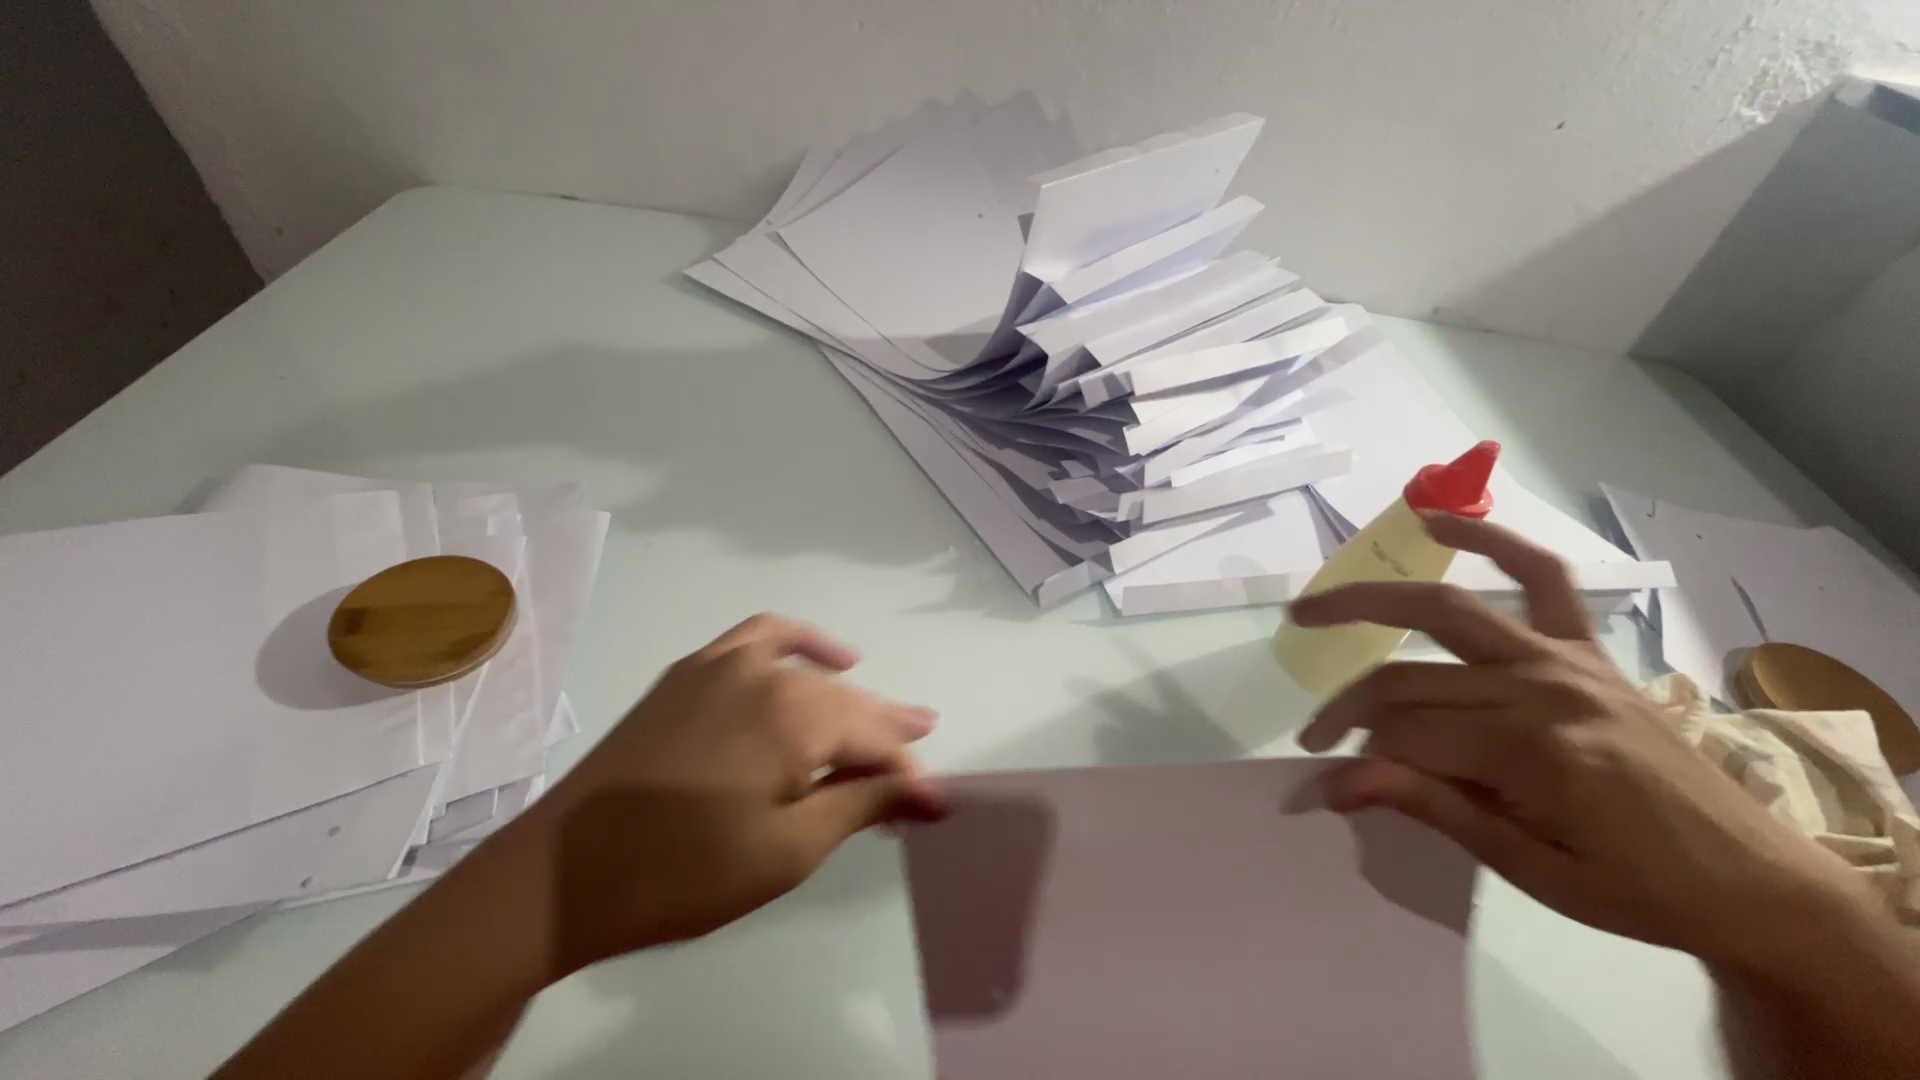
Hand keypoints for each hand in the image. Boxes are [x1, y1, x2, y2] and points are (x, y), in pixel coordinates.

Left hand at [524, 613, 943, 974]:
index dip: (907, 776)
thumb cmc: (685, 872)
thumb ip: (864, 804)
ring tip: (892, 716)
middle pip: (847, 703)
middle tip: (917, 780)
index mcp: (795, 714)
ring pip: (810, 673)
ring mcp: (721, 666)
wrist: (561, 873)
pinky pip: (757, 640)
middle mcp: (765, 673)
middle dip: (886, 741)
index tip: (930, 809)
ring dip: (853, 694)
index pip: (875, 739)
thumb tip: (932, 791)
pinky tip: (819, 657)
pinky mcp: (688, 675)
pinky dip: (798, 643)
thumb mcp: (789, 849)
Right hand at [1291, 513, 1872, 972]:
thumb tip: (1337, 784)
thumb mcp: (1530, 870)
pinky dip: (1489, 538)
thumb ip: (1432, 808)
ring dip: (1370, 602)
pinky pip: (1540, 575)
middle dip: (1350, 705)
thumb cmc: (1637, 890)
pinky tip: (1436, 521)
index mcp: (1534, 753)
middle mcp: (1544, 688)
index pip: (1407, 736)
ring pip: (1447, 610)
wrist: (1755, 881)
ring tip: (1311, 609)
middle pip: (1411, 678)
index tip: (1334, 783)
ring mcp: (1567, 658)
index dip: (1362, 759)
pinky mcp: (1588, 648)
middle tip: (1313, 733)